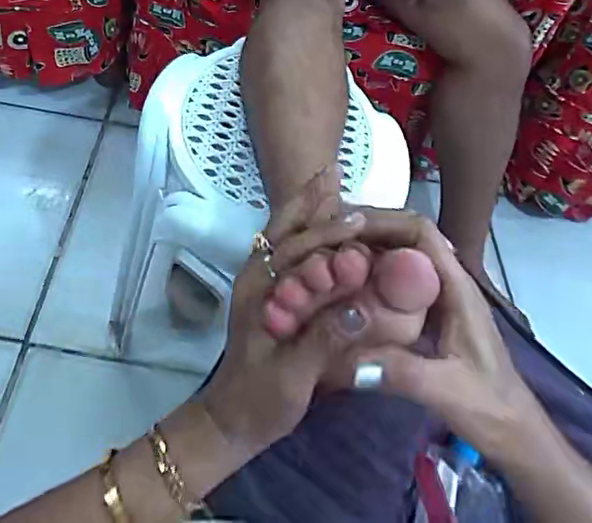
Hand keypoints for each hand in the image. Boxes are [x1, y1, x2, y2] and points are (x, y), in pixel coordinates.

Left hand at [194, 168, 370, 454]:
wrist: (231, 419)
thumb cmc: (261, 400)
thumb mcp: (293, 378)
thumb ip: (323, 341)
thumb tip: (360, 308)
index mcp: (259, 291)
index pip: (296, 252)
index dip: (326, 235)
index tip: (357, 219)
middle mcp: (256, 275)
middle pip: (286, 229)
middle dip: (312, 203)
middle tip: (336, 172)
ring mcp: (259, 279)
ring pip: (283, 231)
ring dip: (305, 204)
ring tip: (327, 177)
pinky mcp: (268, 287)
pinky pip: (285, 246)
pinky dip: (301, 223)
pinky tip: (317, 213)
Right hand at [347, 211, 548, 458]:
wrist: (517, 437)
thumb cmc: (491, 409)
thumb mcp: (446, 391)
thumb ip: (402, 372)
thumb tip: (348, 357)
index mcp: (457, 287)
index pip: (421, 231)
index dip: (385, 222)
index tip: (348, 229)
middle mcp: (449, 282)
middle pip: (408, 236)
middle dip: (370, 231)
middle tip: (330, 240)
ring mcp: (441, 297)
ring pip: (402, 257)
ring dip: (370, 250)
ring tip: (332, 257)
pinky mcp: (432, 314)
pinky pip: (399, 280)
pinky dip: (374, 275)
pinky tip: (349, 288)